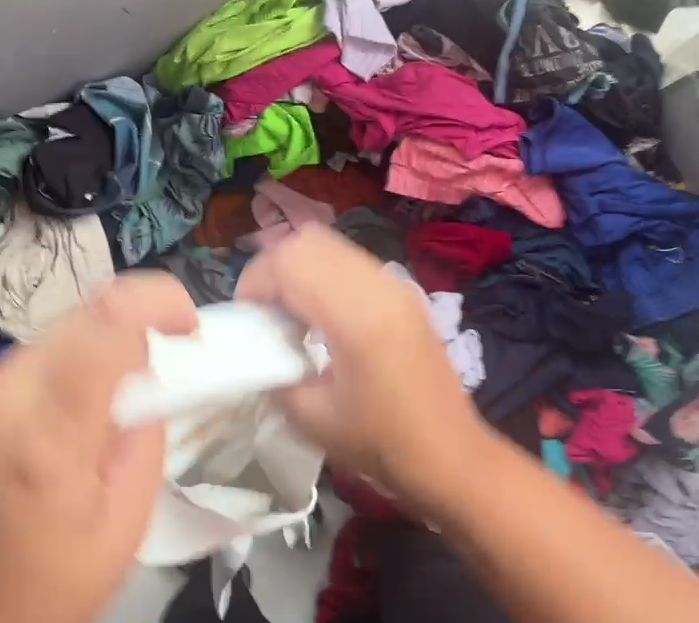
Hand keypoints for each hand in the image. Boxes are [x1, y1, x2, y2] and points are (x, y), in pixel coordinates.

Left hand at [0, 274, 197, 622]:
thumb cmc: (41, 594)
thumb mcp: (122, 528)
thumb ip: (144, 437)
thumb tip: (146, 377)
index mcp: (47, 432)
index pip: (108, 319)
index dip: (160, 300)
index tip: (190, 328)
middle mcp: (3, 392)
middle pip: (86, 314)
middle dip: (138, 323)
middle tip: (165, 367)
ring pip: (61, 330)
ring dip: (104, 345)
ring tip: (121, 400)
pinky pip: (35, 354)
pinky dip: (71, 364)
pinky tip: (77, 412)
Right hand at [234, 225, 486, 504]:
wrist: (451, 456)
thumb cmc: (382, 444)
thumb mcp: (311, 418)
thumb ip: (273, 373)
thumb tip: (251, 348)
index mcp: (357, 317)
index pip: (291, 262)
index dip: (256, 281)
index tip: (247, 317)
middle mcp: (378, 286)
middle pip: (307, 241)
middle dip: (273, 268)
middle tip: (264, 311)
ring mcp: (394, 284)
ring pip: (328, 244)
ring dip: (298, 268)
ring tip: (289, 313)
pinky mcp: (402, 290)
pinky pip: (349, 260)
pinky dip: (322, 273)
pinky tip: (320, 316)